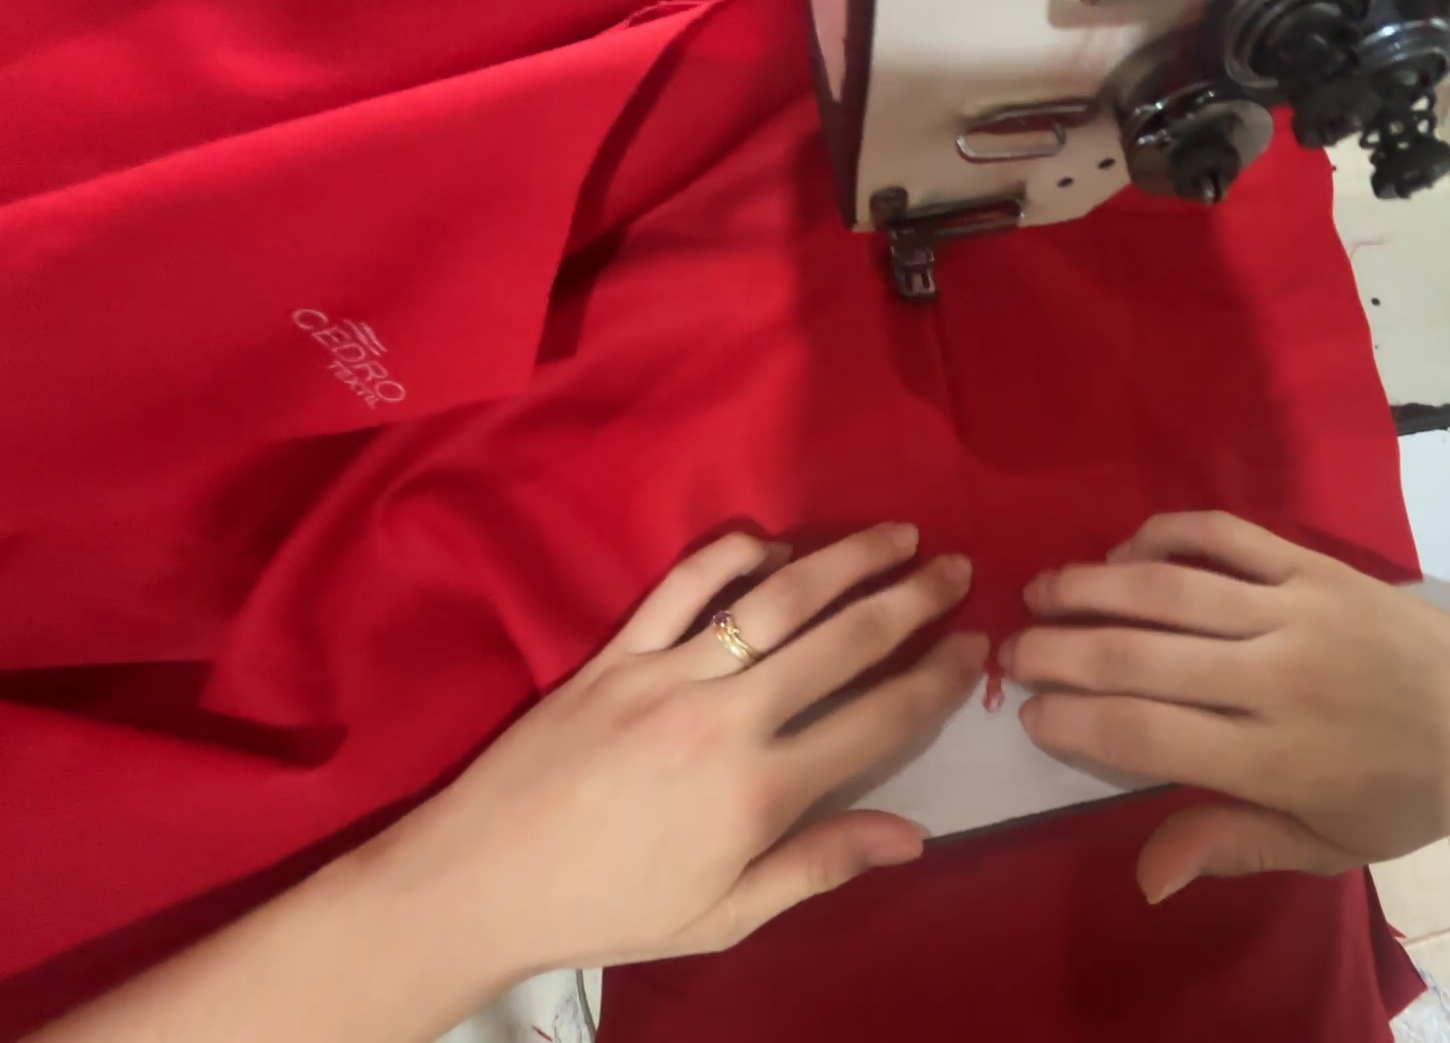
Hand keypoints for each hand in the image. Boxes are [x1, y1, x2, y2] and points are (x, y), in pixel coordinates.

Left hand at [351, 524, 982, 975]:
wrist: (474, 884)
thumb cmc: (611, 907)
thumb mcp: (725, 914)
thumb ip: (821, 866)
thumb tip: (915, 835)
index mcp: (759, 792)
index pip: (878, 719)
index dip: (938, 678)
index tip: (974, 644)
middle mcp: (727, 717)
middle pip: (842, 641)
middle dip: (912, 599)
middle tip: (957, 567)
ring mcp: (670, 673)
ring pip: (777, 598)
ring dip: (846, 560)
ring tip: (896, 535)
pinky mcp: (618, 650)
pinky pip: (684, 583)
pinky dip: (734, 553)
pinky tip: (775, 543)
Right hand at [1005, 512, 1449, 902]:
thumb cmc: (1402, 795)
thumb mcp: (1323, 847)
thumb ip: (1230, 847)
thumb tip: (1143, 876)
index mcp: (1278, 760)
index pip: (1144, 735)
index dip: (1071, 722)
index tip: (1029, 714)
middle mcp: (1277, 679)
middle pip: (1138, 656)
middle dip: (1057, 651)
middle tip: (1009, 650)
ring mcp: (1296, 610)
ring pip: (1168, 589)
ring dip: (1089, 586)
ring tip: (1039, 590)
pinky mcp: (1315, 565)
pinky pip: (1223, 534)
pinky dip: (1161, 535)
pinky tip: (1123, 550)